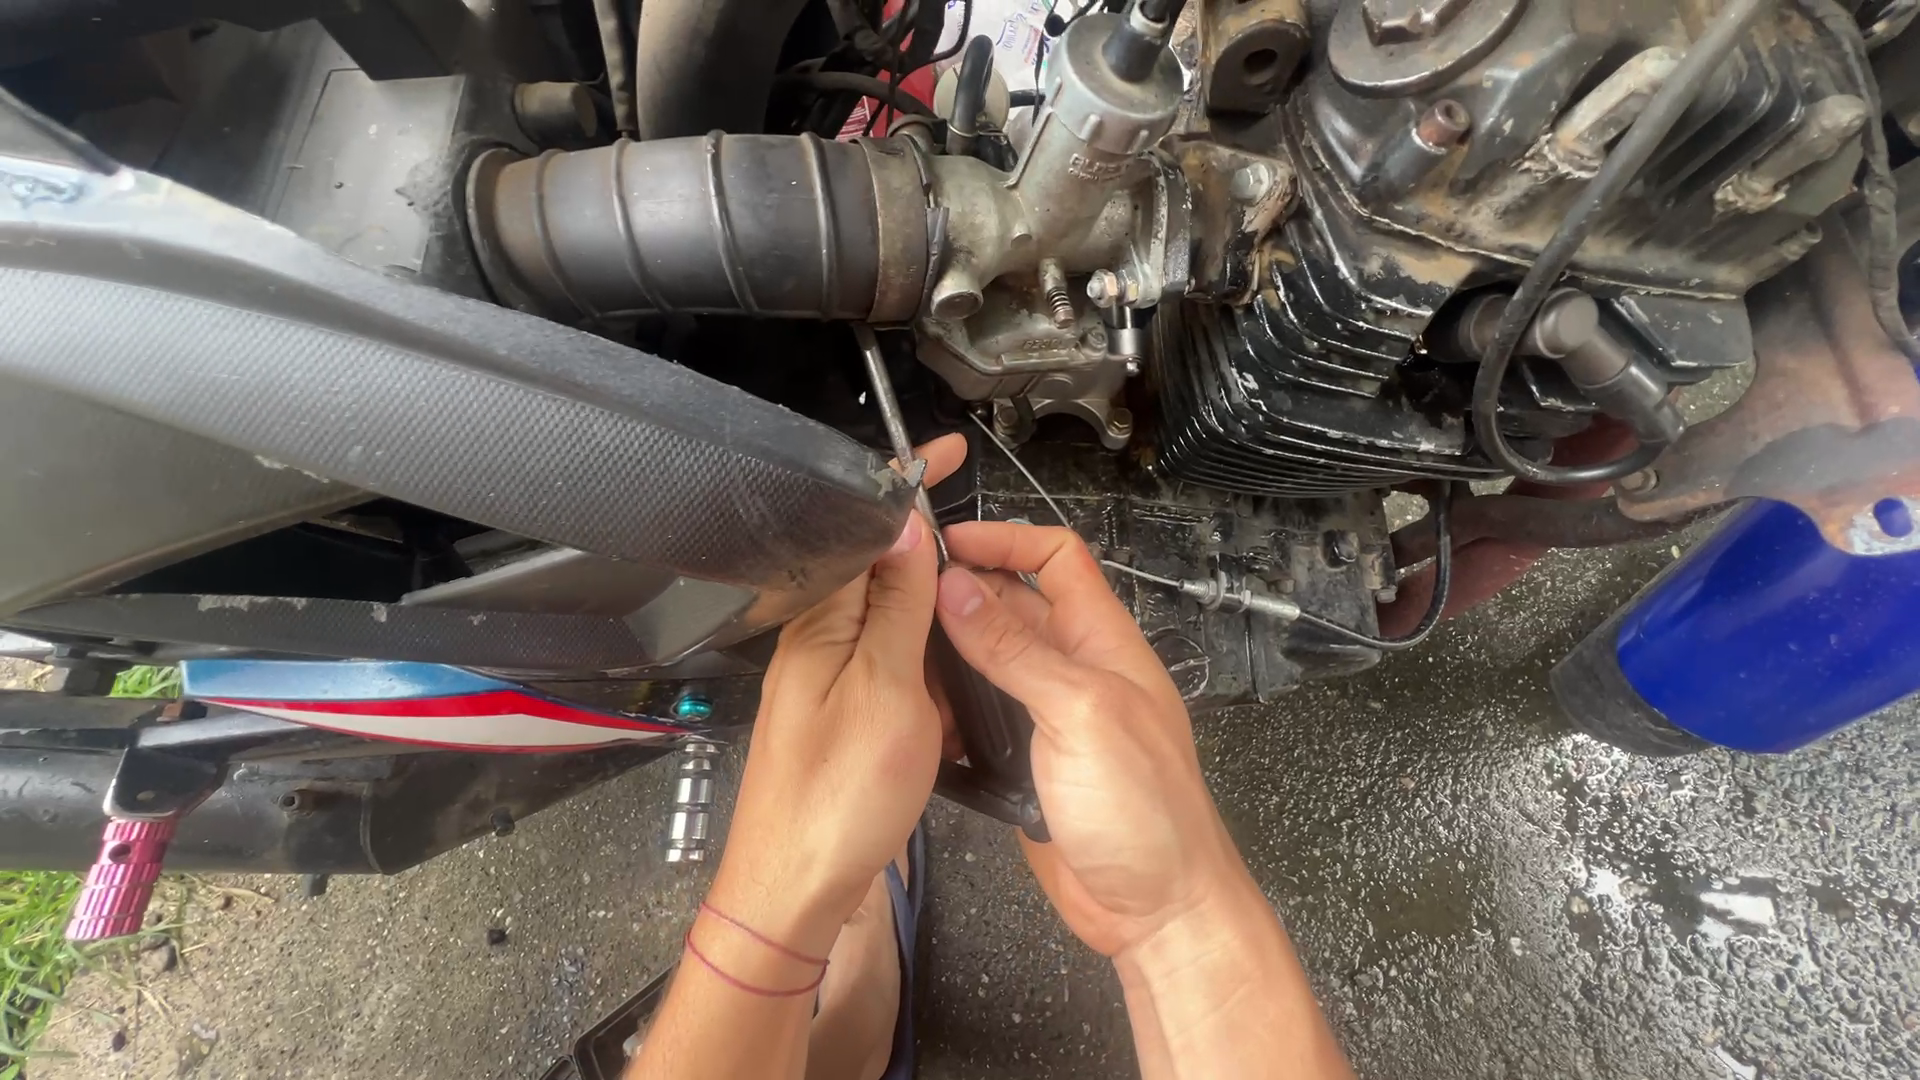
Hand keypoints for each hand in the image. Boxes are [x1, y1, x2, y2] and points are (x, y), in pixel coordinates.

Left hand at [706, 434, 966, 957]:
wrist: (795, 890)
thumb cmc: (836, 800)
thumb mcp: (885, 689)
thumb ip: (896, 606)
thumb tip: (906, 531)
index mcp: (821, 621)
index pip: (865, 529)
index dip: (906, 486)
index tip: (945, 454)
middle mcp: (817, 638)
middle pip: (875, 565)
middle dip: (927, 548)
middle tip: (976, 548)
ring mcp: (827, 674)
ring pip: (886, 614)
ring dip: (929, 606)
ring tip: (968, 612)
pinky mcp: (840, 708)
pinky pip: (886, 659)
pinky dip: (921, 656)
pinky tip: (944, 674)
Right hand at [934, 522, 1253, 957]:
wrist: (1153, 907)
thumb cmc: (1143, 807)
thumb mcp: (1080, 711)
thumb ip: (1015, 650)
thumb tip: (957, 588)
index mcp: (1101, 638)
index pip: (1057, 558)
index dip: (1007, 540)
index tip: (951, 543)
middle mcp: (1072, 665)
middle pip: (1011, 604)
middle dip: (964, 591)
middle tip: (905, 596)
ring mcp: (1045, 710)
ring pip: (988, 656)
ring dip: (950, 649)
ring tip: (901, 648)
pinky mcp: (1022, 753)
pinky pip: (980, 710)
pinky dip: (950, 702)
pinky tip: (920, 706)